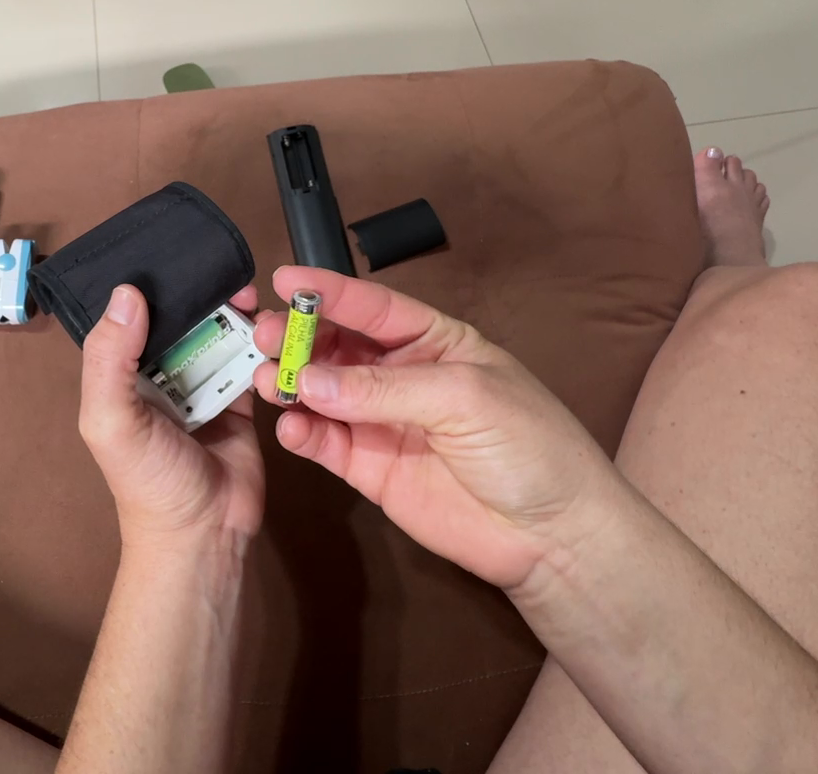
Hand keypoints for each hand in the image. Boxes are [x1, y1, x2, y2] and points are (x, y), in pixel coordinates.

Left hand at [79, 284, 264, 551]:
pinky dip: (260, 345)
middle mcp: (162, 373)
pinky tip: (272, 326)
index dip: (151, 285)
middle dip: (201, 295)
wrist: (203, 533)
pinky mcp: (240, 399)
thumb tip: (128, 293)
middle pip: (182, 320)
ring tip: (252, 295)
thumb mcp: (111, 419)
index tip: (174, 251)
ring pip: (218, 335)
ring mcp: (203, 384)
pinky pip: (249, 362)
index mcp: (125, 373)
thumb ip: (110, 359)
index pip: (133, 317)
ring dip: (234, 314)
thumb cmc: (148, 478)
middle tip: (224, 269)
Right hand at [253, 267, 618, 593]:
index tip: (284, 281)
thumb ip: (384, 388)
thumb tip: (309, 380)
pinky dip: (302, 433)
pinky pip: (325, 442)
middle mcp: (400, 374)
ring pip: (321, 392)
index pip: (373, 306)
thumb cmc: (528, 445)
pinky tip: (291, 428)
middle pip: (337, 347)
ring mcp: (381, 421)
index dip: (329, 291)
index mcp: (433, 341)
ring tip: (265, 382)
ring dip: (290, 383)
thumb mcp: (464, 397)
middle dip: (299, 338)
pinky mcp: (368, 467)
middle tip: (264, 335)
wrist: (553, 536)